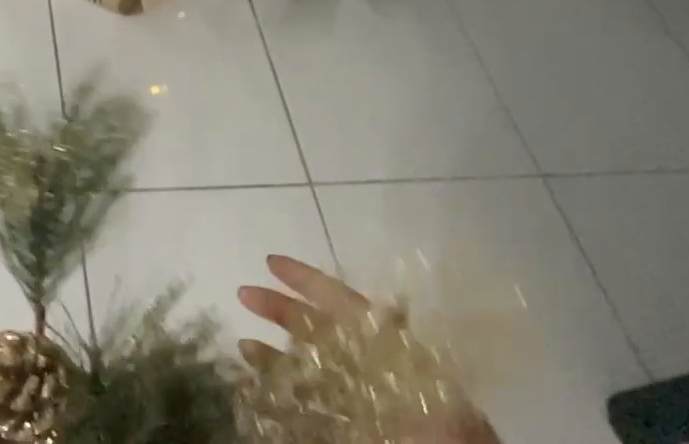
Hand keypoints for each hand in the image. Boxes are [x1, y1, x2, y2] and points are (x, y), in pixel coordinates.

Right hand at [238, 254, 501, 443]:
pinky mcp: (348, 430)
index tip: (270, 261)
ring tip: (242, 346)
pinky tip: (255, 388)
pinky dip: (282, 396)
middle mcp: (374, 370)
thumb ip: (382, 343)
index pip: (346, 304)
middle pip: (321, 330)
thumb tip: (353, 305)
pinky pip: (308, 409)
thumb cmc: (446, 431)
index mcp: (394, 349)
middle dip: (282, 309)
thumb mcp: (422, 383)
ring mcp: (361, 402)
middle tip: (243, 293)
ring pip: (310, 369)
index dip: (308, 280)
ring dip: (275, 355)